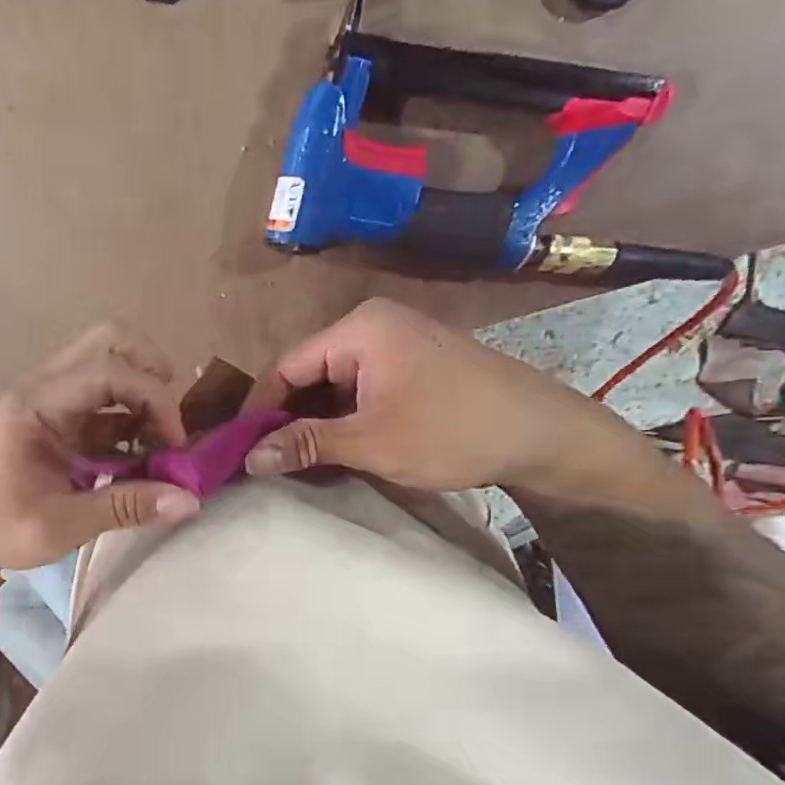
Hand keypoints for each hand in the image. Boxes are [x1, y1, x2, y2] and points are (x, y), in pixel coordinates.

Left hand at [0, 324, 201, 581]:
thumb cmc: (1, 531)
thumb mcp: (63, 525)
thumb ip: (125, 507)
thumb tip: (190, 501)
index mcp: (33, 405)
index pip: (106, 371)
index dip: (153, 399)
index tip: (175, 444)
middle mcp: (41, 389)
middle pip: (108, 342)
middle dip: (151, 372)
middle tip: (168, 423)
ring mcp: (49, 400)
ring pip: (107, 362)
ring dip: (142, 393)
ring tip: (158, 443)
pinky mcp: (57, 419)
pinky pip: (103, 398)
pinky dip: (130, 416)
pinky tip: (141, 455)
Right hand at [241, 298, 638, 492]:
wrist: (546, 434)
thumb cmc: (453, 432)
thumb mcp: (370, 442)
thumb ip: (305, 444)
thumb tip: (247, 459)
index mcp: (359, 330)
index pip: (284, 367)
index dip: (258, 410)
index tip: (239, 449)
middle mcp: (372, 325)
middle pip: (305, 372)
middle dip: (285, 417)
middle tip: (264, 460)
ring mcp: (394, 341)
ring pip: (330, 382)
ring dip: (312, 420)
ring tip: (294, 459)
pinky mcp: (410, 362)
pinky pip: (357, 386)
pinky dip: (340, 416)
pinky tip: (333, 447)